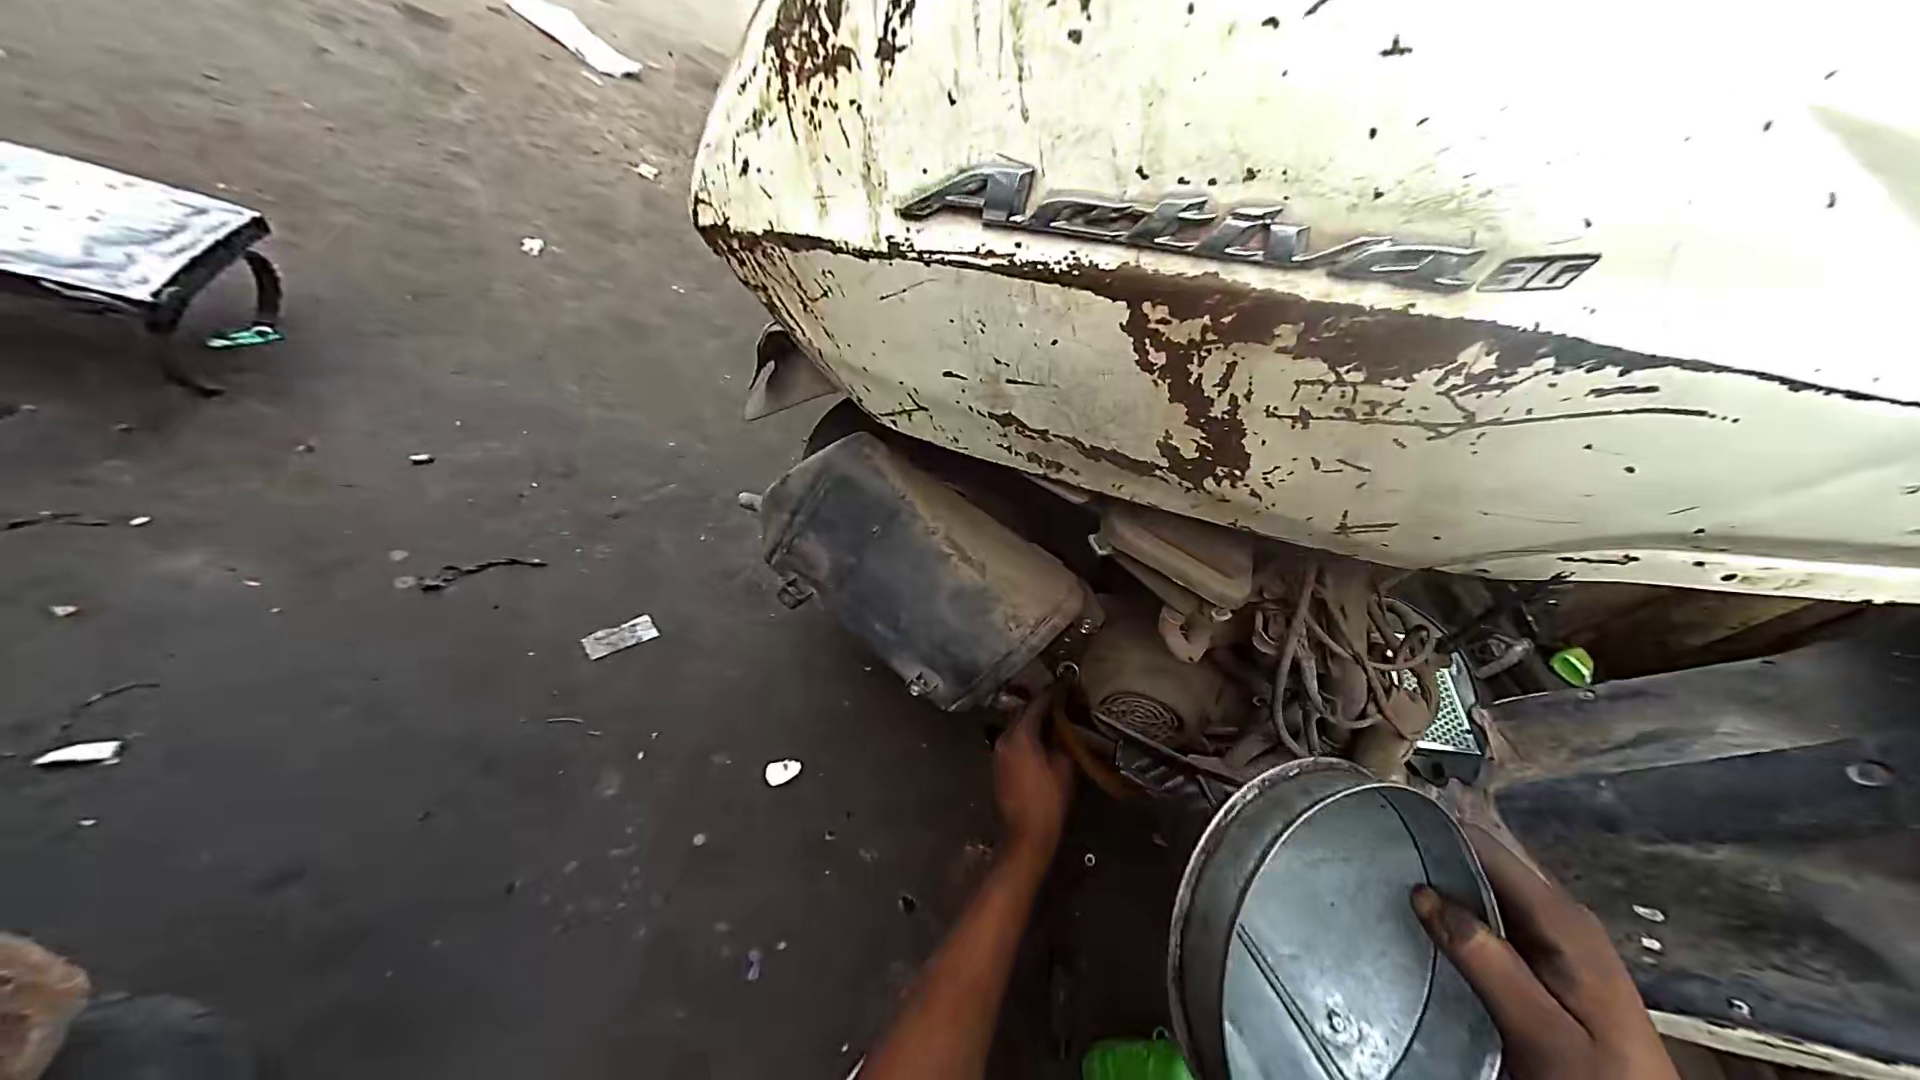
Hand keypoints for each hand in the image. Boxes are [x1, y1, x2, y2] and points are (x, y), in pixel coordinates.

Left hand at [992, 688, 1074, 860]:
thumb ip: (1062, 742)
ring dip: (1031, 722)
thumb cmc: (1048, 802)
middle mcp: (1004, 739)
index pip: (1036, 706)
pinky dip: (1024, 736)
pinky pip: (1012, 741)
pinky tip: (1039, 740)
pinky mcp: (997, 765)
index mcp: (1020, 736)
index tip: (1064, 687)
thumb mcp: (1063, 769)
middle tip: (1059, 702)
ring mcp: (997, 752)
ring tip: (1052, 719)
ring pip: (1015, 727)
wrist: (1025, 834)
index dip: (1051, 695)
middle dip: (1039, 706)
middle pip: (1022, 714)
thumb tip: (1063, 726)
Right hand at [1411, 826, 1679, 1079]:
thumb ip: (1486, 961)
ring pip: (1481, 892)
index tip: (1385, 842)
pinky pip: (1488, 920)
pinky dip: (1455, 919)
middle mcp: (1559, 917)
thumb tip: (1423, 895)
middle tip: (1379, 875)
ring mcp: (1554, 939)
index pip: (1484, 846)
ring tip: (1392, 899)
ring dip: (1440, 893)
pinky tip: (1429, 934)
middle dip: (1432, 864)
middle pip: (1480, 864)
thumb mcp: (1541, 1032)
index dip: (1434, 837)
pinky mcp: (1545, 961)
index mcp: (1562, 919)